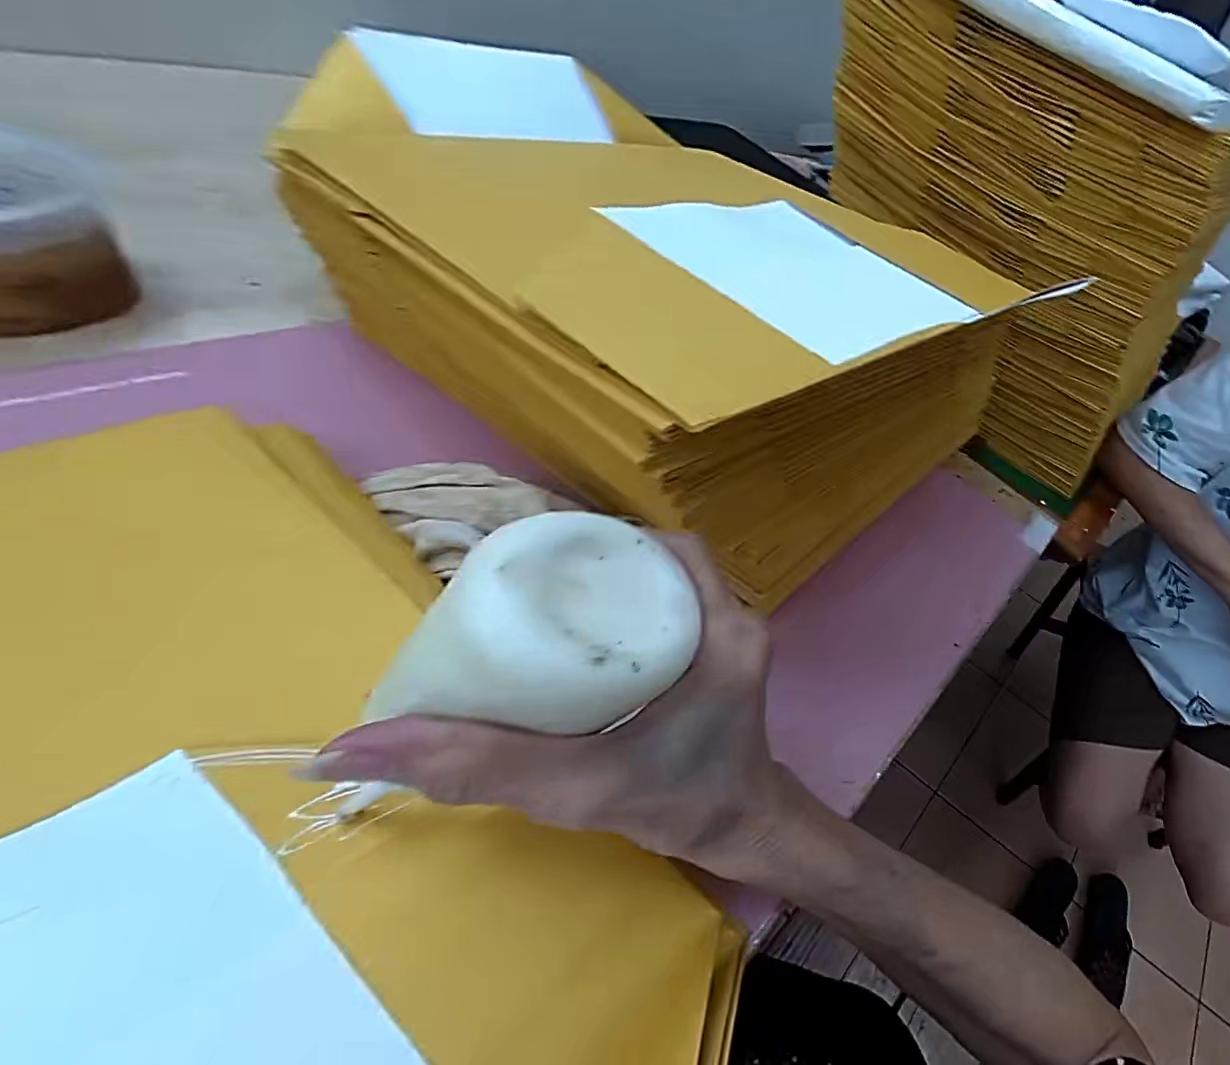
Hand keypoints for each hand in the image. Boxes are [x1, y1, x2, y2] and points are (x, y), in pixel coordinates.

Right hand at [300, 532, 788, 878]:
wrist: (738, 831)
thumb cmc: (680, 805)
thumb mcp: (581, 786)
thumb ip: (481, 765)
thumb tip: (351, 746)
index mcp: (726, 633)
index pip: (676, 553)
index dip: (615, 540)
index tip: (549, 557)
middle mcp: (736, 624)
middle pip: (666, 567)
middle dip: (603, 565)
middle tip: (534, 581)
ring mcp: (732, 642)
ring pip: (669, 590)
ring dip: (615, 588)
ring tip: (547, 602)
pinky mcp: (719, 661)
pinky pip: (674, 616)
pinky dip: (629, 616)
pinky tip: (578, 640)